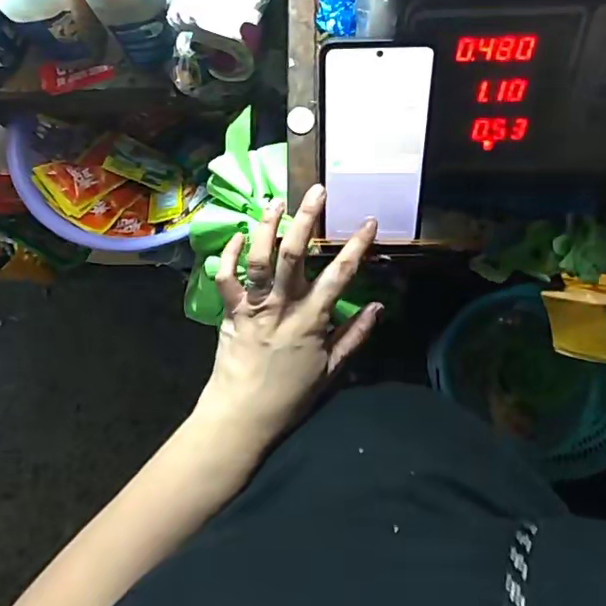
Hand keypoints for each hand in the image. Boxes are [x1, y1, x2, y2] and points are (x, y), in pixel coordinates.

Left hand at [196, 184, 382, 451]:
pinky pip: (227, 277)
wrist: (242, 414)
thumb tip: (378, 307)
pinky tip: (238, 235)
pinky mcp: (230, 310)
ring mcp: (253, 305)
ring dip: (267, 226)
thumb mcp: (332, 371)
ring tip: (276, 200)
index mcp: (312, 320)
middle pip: (295, 253)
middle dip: (306, 218)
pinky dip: (230, 254)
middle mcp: (282, 306)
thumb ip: (355, 337)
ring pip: (259, 257)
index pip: (340, 275)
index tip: (369, 221)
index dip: (357, 246)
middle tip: (316, 190)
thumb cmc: (290, 396)